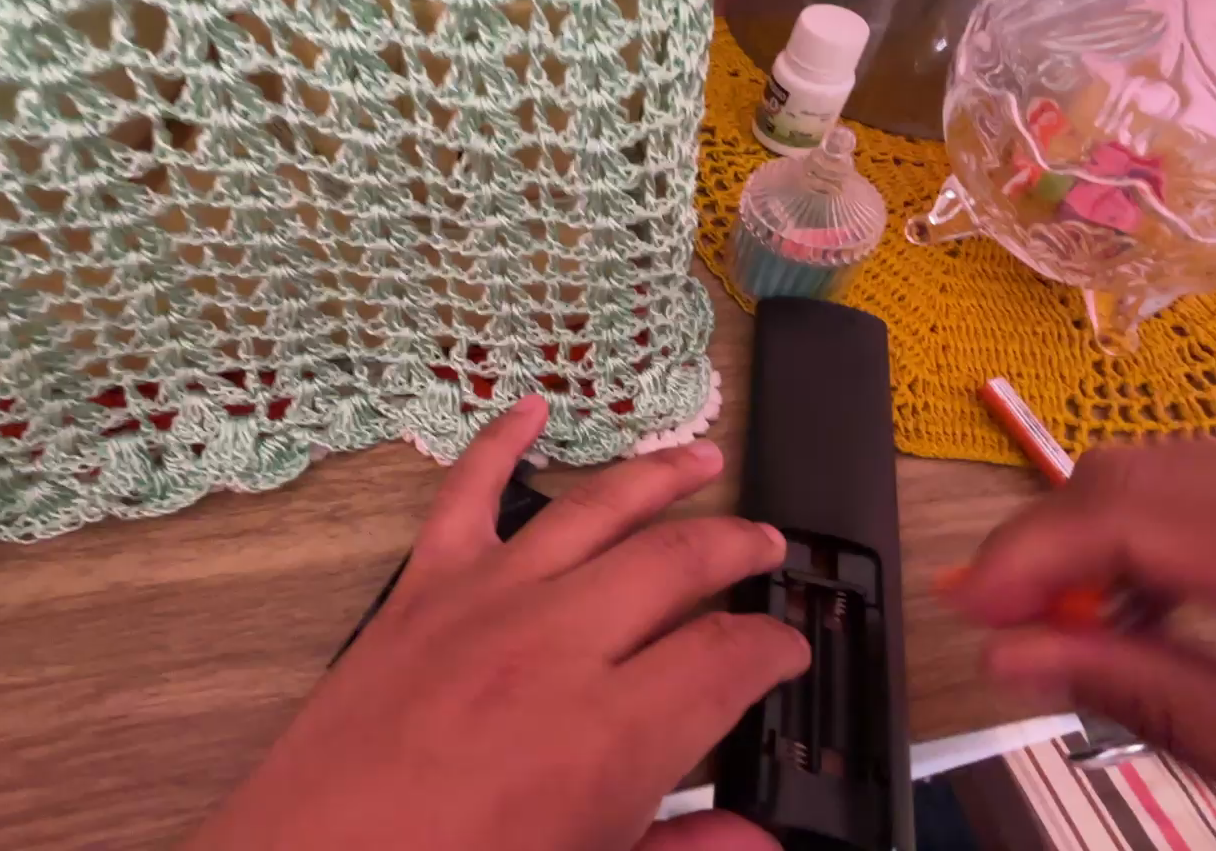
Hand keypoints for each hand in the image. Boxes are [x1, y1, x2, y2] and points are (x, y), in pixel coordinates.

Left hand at [188, 396, 808, 850]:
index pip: (726, 659)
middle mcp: (555, 641)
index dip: (773, 647)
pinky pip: (468, 489)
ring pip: (596, 507)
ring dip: (658, 476)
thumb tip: (767, 841)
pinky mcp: (426, 580)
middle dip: (739, 546)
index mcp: (605, 734)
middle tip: (769, 545)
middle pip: (676, 560)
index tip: (788, 647)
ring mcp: (487, 595)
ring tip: (702, 458)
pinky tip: (530, 408)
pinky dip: (500, 441)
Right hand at [946, 445, 1215, 850]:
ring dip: (1107, 537)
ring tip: (1095, 623)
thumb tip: (1006, 657)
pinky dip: (1172, 531)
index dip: (1025, 554)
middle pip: (1145, 470)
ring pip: (1183, 466)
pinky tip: (1179, 599)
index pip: (1134, 513)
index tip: (966, 610)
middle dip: (1053, 544)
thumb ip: (1155, 703)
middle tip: (1017, 623)